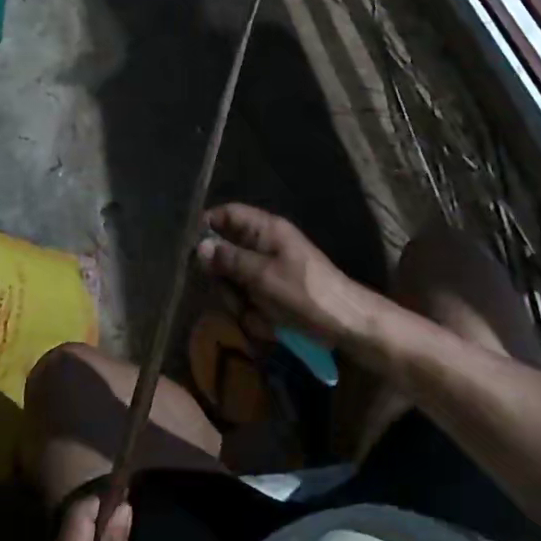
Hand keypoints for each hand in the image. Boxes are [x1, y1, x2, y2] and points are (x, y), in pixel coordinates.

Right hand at [197, 203, 388, 348]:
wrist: (346, 324)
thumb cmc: (306, 293)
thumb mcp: (263, 276)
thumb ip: (230, 260)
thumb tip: (200, 246)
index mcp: (266, 230)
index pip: (228, 214)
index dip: (208, 226)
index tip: (193, 251)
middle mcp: (265, 245)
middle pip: (225, 253)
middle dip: (225, 280)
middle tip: (235, 296)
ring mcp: (269, 270)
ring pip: (234, 282)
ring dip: (240, 302)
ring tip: (258, 315)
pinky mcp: (274, 293)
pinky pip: (250, 300)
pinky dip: (255, 315)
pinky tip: (269, 325)